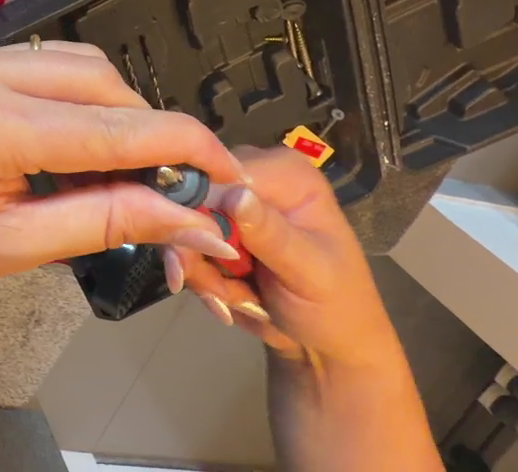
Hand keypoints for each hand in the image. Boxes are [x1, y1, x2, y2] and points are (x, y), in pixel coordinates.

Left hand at [0, 43, 249, 293]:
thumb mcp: (11, 248)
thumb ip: (103, 222)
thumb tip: (189, 217)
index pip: (109, 128)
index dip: (182, 148)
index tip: (229, 172)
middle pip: (97, 81)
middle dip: (148, 127)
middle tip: (173, 180)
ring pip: (73, 62)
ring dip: (114, 107)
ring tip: (126, 164)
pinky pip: (38, 62)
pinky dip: (74, 94)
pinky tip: (78, 136)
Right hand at [170, 146, 402, 371]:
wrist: (328, 346)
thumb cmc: (336, 308)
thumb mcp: (311, 273)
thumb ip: (272, 234)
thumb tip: (234, 195)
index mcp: (285, 172)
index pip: (220, 172)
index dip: (204, 210)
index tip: (211, 257)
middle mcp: (252, 176)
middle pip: (191, 196)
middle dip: (199, 250)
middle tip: (224, 293)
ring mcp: (230, 202)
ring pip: (181, 224)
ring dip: (200, 269)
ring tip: (235, 299)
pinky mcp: (214, 227)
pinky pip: (183, 243)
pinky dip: (199, 274)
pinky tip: (227, 296)